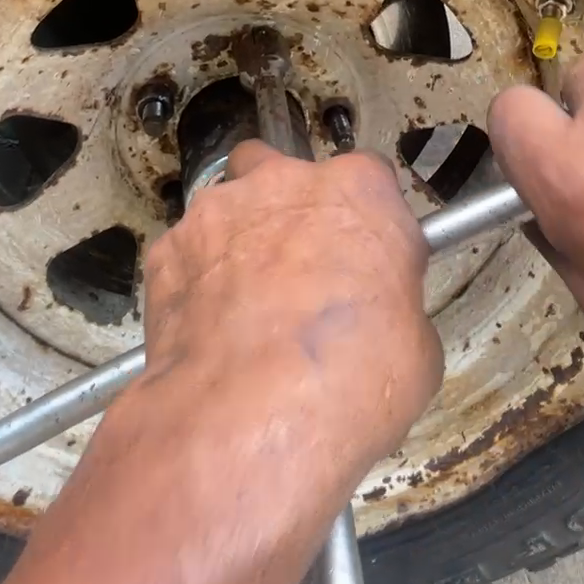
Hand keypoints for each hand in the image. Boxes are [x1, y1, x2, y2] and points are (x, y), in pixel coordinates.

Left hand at [137, 142, 441, 474]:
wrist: (250, 411)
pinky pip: (186, 255)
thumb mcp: (416, 346)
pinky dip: (196, 281)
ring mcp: (217, 210)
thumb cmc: (350, 376)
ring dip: (237, 242)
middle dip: (287, 210)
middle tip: (296, 267)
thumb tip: (381, 315)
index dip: (367, 221)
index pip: (369, 179)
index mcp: (358, 191)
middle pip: (283, 172)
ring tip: (244, 306)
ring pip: (227, 208)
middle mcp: (284, 182)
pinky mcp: (167, 249)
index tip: (367, 258)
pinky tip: (207, 330)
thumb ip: (394, 301)